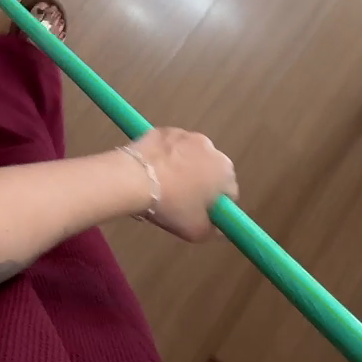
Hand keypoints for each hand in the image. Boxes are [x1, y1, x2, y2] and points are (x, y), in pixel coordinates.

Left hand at [130, 127, 237, 241]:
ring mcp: (183, 133)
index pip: (228, 191)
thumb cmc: (172, 205)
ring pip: (189, 155)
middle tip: (182, 199)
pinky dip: (165, 155)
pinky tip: (153, 169)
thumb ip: (215, 230)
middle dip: (201, 182)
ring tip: (164, 184)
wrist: (134, 178)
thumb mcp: (198, 231)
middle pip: (210, 169)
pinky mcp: (162, 129)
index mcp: (224, 169)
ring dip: (183, 166)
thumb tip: (218, 227)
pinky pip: (169, 146)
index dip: (216, 205)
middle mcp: (208, 146)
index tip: (202, 213)